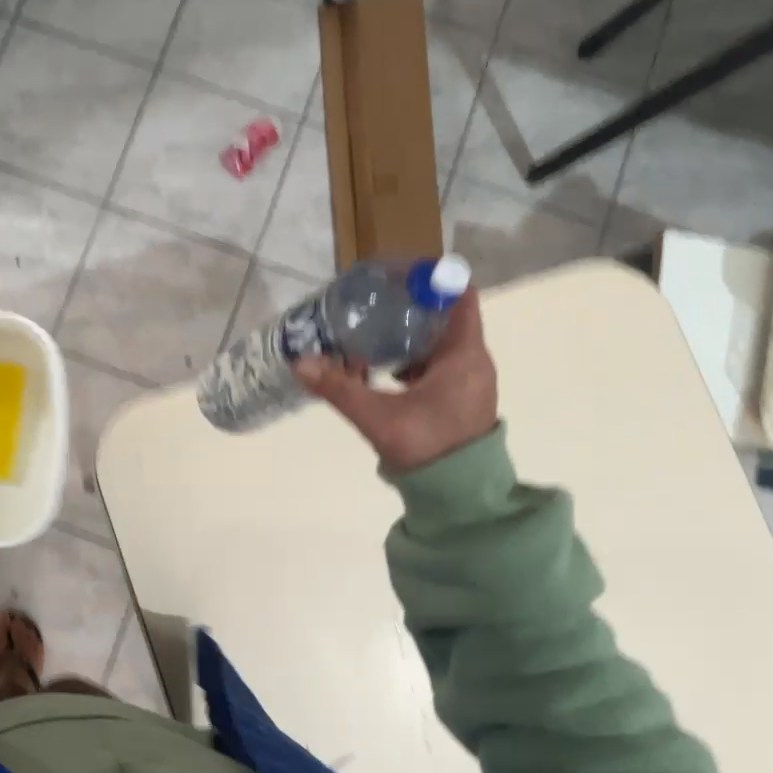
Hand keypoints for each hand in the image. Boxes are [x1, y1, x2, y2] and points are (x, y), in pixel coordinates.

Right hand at [293, 290, 498, 472]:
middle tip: (369, 302)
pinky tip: (378, 367)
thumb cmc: (427, 448)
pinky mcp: (456, 399)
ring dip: (404, 335)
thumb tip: (300, 362)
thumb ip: (338, 388)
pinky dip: (409, 359)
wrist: (458, 497)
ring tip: (367, 331)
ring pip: (436, 343)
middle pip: (442, 318)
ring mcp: (466, 382)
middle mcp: (471, 362)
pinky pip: (434, 365)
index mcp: (463, 356)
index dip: (429, 281)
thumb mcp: (377, 417)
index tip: (394, 276)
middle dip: (405, 308)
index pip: (458, 298)